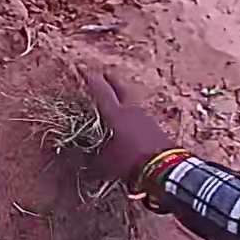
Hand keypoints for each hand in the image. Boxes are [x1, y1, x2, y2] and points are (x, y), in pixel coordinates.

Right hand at [83, 70, 178, 186]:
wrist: (166, 170)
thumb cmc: (129, 161)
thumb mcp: (102, 160)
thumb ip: (89, 152)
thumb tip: (73, 152)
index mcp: (115, 114)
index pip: (101, 91)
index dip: (91, 79)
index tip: (83, 69)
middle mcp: (131, 111)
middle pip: (121, 88)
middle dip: (111, 79)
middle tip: (104, 73)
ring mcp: (146, 118)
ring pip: (131, 101)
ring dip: (123, 97)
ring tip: (115, 98)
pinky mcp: (156, 128)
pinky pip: (139, 116)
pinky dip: (131, 114)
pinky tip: (128, 121)